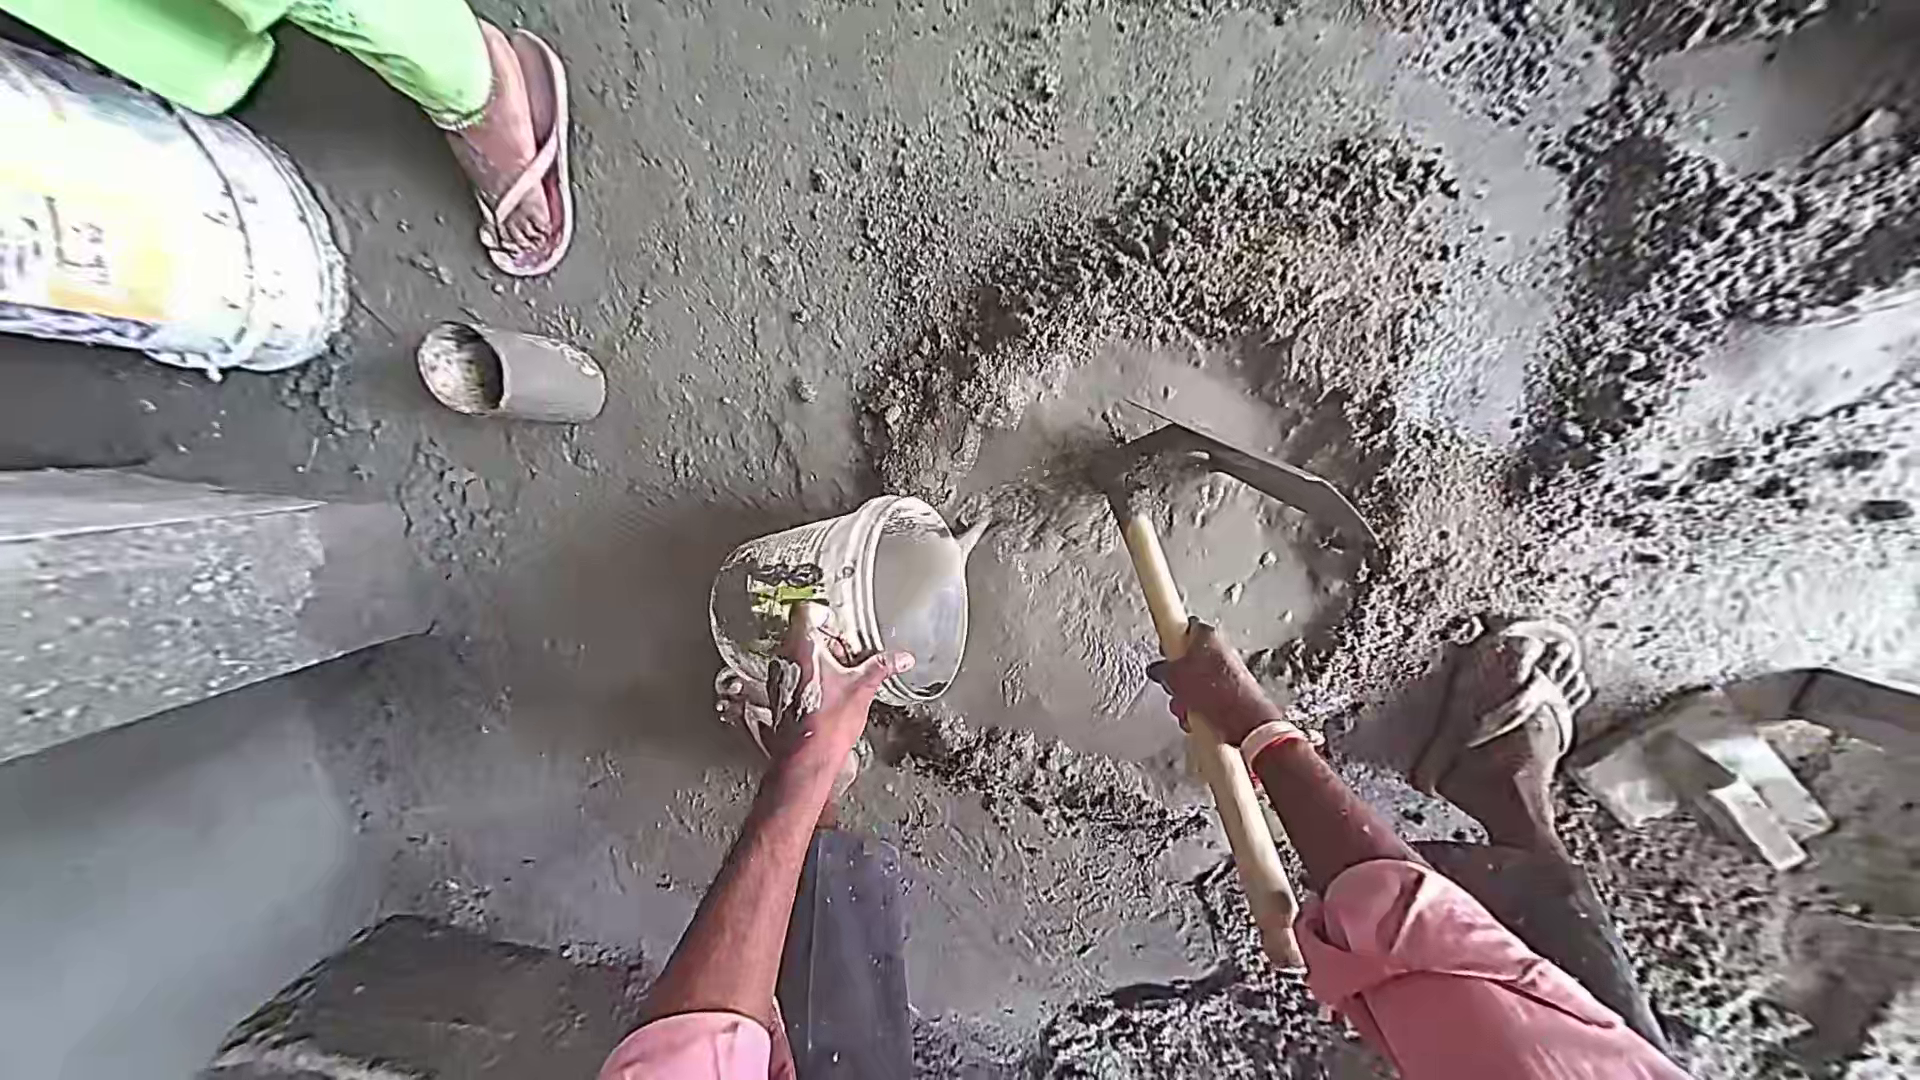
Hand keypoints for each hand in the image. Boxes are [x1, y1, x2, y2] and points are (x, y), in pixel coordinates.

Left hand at [769, 602, 912, 770]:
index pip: (805, 610)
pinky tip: (830, 692)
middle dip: (828, 641)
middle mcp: (785, 657)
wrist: (807, 759)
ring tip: (842, 675)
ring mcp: (779, 676)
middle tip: (849, 655)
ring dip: (820, 659)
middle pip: (804, 632)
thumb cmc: (828, 722)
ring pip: (799, 653)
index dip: (825, 614)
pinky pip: (795, 673)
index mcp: (802, 646)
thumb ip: (882, 666)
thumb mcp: (862, 687)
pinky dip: (812, 676)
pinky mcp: (779, 695)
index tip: (840, 625)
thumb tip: (904, 658)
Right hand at [1146, 618, 1278, 745]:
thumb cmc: (1214, 691)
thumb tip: (1156, 669)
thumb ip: (1161, 669)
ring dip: (1186, 696)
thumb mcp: (1174, 676)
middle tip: (1172, 685)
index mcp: (1207, 637)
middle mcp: (1221, 651)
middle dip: (1177, 676)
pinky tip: (1196, 718)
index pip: (1186, 626)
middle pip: (1189, 658)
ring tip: (1184, 708)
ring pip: (1197, 681)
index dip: (1172, 637)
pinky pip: (1208, 697)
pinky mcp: (1233, 693)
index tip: (1165, 647)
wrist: (1246, 721)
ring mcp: (1228, 673)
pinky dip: (1199, 707)